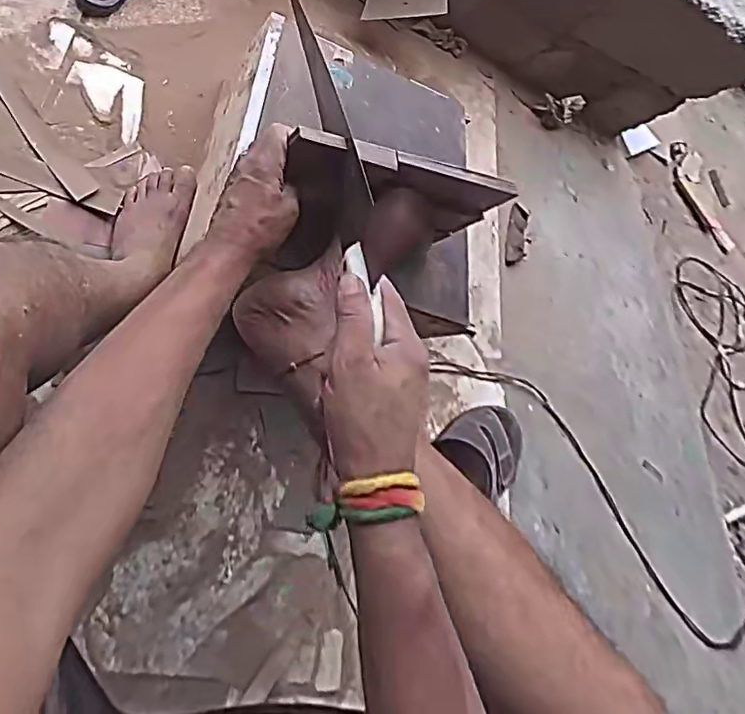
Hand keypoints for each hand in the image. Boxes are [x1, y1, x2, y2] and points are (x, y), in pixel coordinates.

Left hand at [206, 123, 298, 263]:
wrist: (230, 248)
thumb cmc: (255, 229)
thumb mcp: (293, 206)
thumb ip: (299, 186)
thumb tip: (300, 181)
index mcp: (262, 161)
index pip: (279, 131)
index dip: (295, 136)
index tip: (304, 147)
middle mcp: (244, 163)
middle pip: (267, 144)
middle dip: (284, 154)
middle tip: (298, 168)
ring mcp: (234, 177)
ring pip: (257, 162)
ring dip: (271, 170)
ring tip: (285, 186)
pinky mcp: (230, 192)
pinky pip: (249, 179)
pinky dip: (260, 185)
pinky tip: (269, 201)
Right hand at [321, 276, 429, 479]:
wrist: (373, 476)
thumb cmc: (361, 422)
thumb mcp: (349, 361)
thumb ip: (352, 316)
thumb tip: (353, 278)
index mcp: (408, 345)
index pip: (386, 294)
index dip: (362, 279)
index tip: (341, 268)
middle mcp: (413, 358)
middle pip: (382, 315)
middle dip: (356, 311)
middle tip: (331, 313)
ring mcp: (406, 377)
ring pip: (376, 339)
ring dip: (354, 337)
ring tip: (334, 349)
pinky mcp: (394, 393)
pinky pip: (374, 361)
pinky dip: (356, 358)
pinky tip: (341, 372)